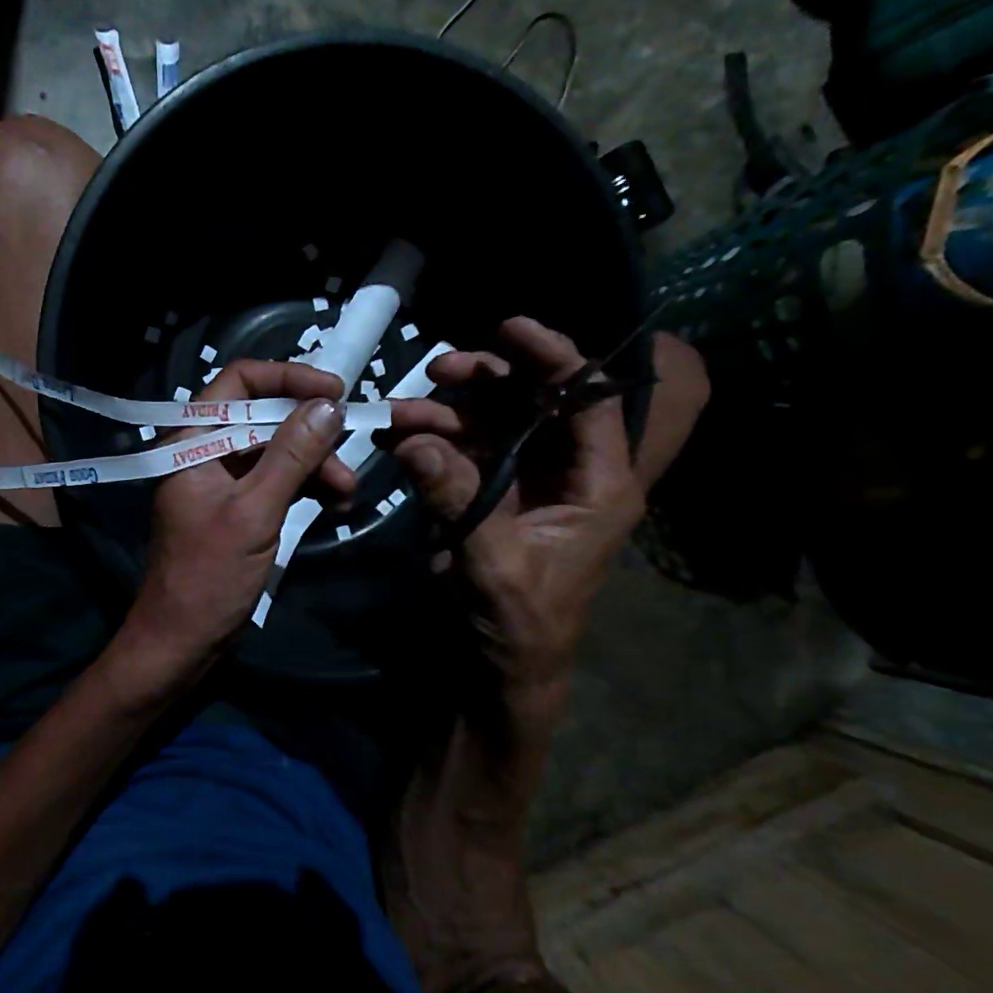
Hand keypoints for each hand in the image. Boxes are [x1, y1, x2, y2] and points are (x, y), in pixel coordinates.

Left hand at [127, 360, 353, 661]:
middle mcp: (203, 451)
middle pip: (262, 415)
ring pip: (275, 449)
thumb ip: (291, 456)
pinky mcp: (238, 506)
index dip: (287, 378)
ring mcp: (221, 479)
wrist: (183, 639)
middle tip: (349, 450)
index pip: (239, 381)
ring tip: (347, 490)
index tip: (336, 391)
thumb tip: (328, 406)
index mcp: (190, 441)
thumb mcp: (254, 512)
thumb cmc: (208, 576)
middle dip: (309, 430)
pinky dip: (305, 485)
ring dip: (314, 462)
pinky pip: (276, 479)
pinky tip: (336, 501)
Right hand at [387, 317, 655, 692]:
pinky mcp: (484, 491)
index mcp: (598, 485)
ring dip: (445, 410)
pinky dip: (426, 439)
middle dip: (489, 377)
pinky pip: (457, 449)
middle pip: (534, 400)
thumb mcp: (494, 565)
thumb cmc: (520, 621)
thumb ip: (460, 500)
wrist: (500, 663)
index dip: (557, 358)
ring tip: (397, 415)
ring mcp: (521, 478)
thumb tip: (415, 443)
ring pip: (490, 419)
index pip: (590, 403)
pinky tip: (394, 438)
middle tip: (439, 369)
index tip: (510, 328)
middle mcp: (564, 470)